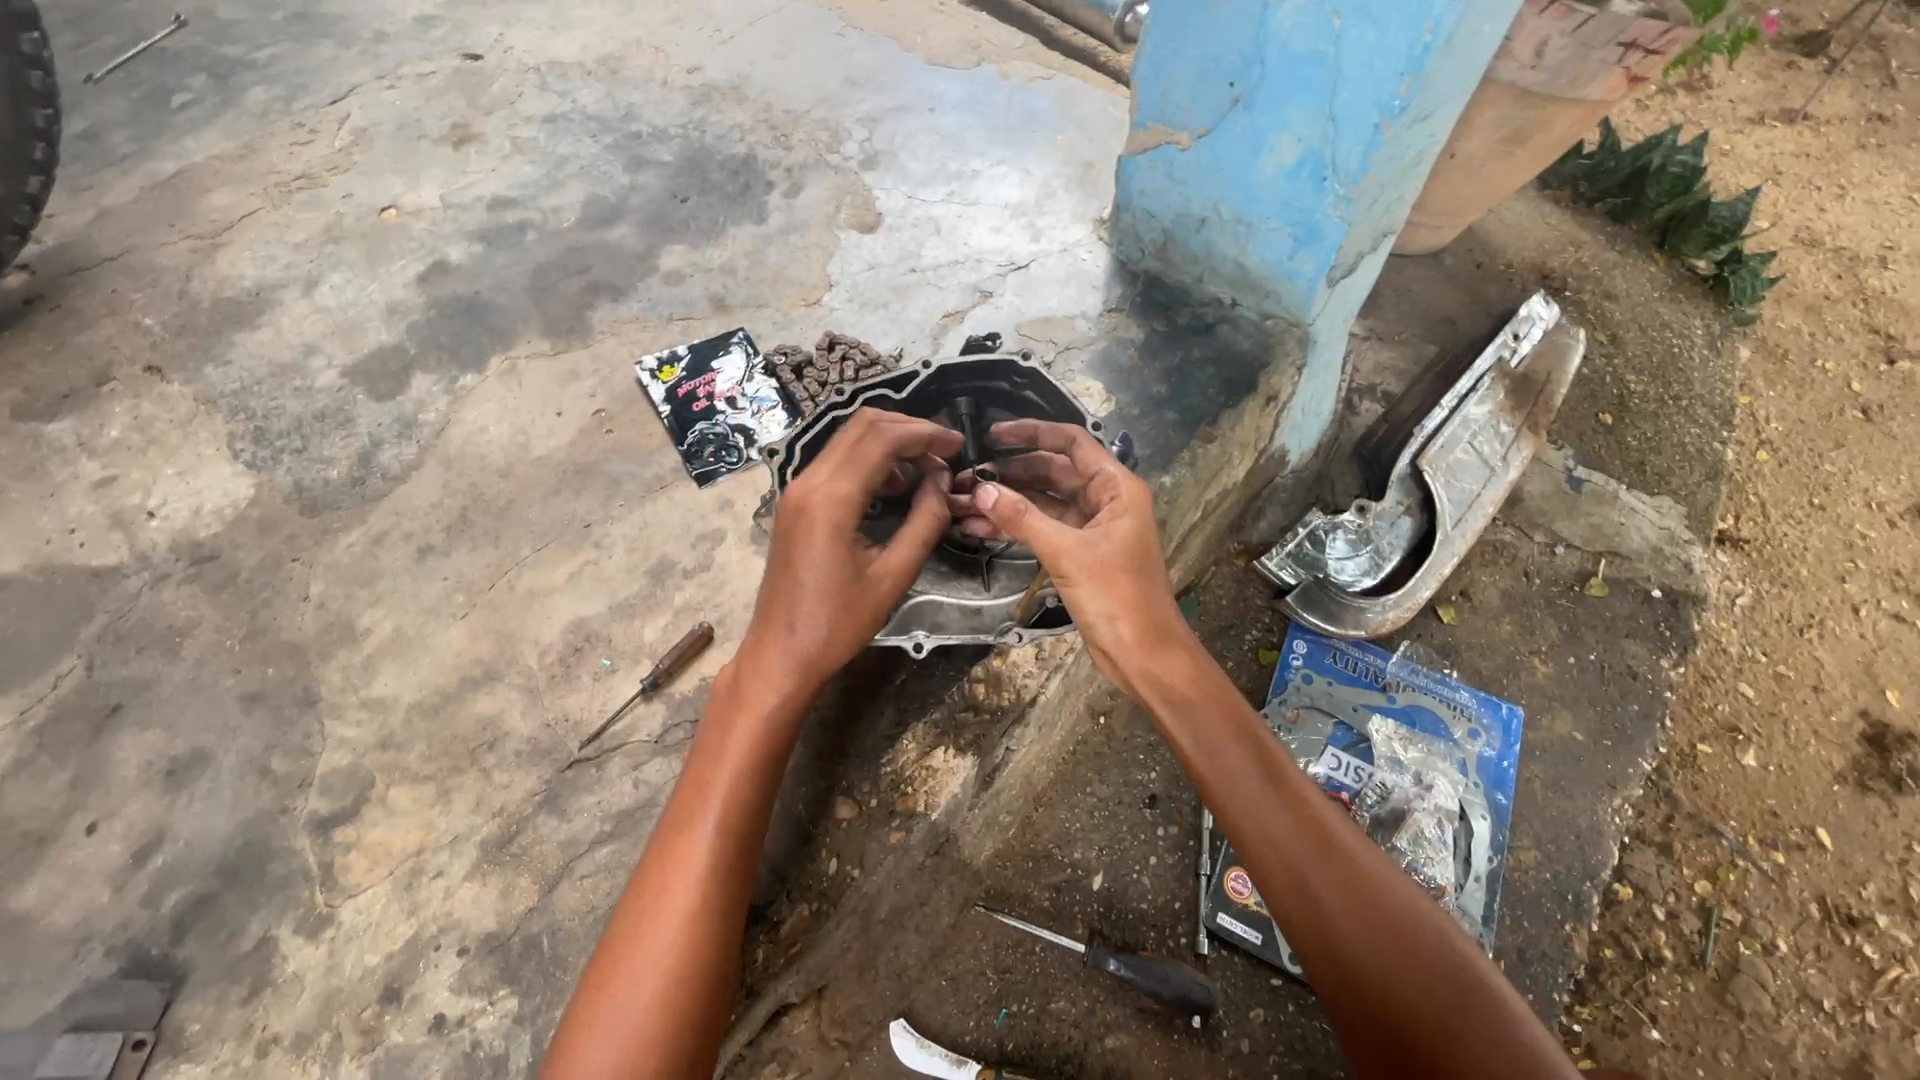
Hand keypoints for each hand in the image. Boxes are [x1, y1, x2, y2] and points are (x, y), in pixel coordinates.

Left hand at [739, 409, 962, 694]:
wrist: (782, 652)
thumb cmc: (838, 623)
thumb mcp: (893, 576)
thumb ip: (925, 523)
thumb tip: (943, 483)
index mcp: (831, 499)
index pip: (883, 438)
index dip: (925, 434)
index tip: (957, 446)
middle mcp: (808, 482)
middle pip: (862, 425)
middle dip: (909, 430)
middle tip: (944, 452)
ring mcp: (796, 490)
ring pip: (847, 439)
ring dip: (889, 443)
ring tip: (926, 470)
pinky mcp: (795, 502)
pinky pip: (835, 462)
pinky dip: (869, 461)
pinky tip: (895, 485)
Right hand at [952, 419, 1193, 699]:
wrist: (1143, 653)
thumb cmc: (1117, 596)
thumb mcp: (1067, 552)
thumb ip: (1022, 518)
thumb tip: (981, 489)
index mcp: (1116, 488)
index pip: (1072, 443)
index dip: (1033, 433)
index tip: (994, 433)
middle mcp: (1106, 501)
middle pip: (1053, 472)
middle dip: (1011, 473)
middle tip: (969, 476)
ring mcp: (1092, 529)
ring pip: (1044, 503)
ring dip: (1008, 503)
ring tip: (964, 504)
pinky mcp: (1079, 555)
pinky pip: (1043, 530)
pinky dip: (1015, 529)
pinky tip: (980, 529)